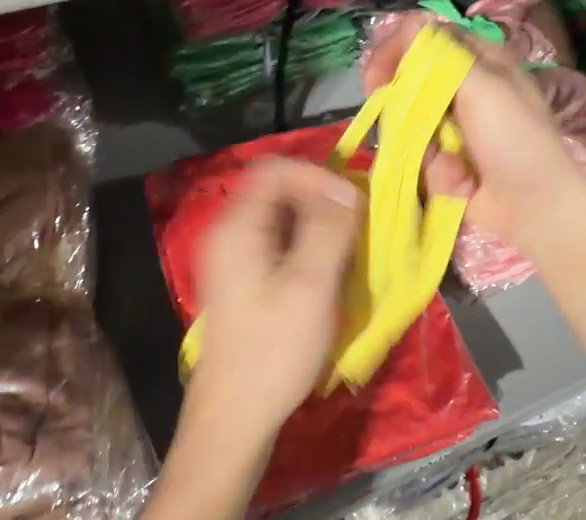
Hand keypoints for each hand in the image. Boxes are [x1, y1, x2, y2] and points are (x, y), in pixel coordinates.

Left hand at [188, 158, 360, 443]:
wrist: (234, 417)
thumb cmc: (273, 350)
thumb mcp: (309, 286)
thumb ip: (329, 230)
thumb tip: (348, 189)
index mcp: (237, 226)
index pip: (276, 169)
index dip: (317, 176)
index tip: (352, 202)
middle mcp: (229, 232)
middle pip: (278, 190)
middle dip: (321, 198)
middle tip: (356, 223)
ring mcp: (234, 257)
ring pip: (281, 217)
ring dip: (317, 223)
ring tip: (348, 247)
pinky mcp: (244, 280)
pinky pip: (278, 241)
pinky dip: (306, 244)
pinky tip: (327, 270)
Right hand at [362, 15, 585, 248]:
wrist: (535, 207)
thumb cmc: (514, 137)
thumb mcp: (483, 85)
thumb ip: (442, 53)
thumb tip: (409, 20)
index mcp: (480, 60)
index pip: (426, 38)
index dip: (397, 48)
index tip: (376, 72)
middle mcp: (465, 86)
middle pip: (410, 77)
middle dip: (399, 98)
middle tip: (389, 112)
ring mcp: (454, 125)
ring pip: (408, 117)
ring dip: (419, 140)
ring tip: (445, 159)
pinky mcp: (446, 158)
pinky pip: (418, 152)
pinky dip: (431, 166)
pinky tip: (454, 181)